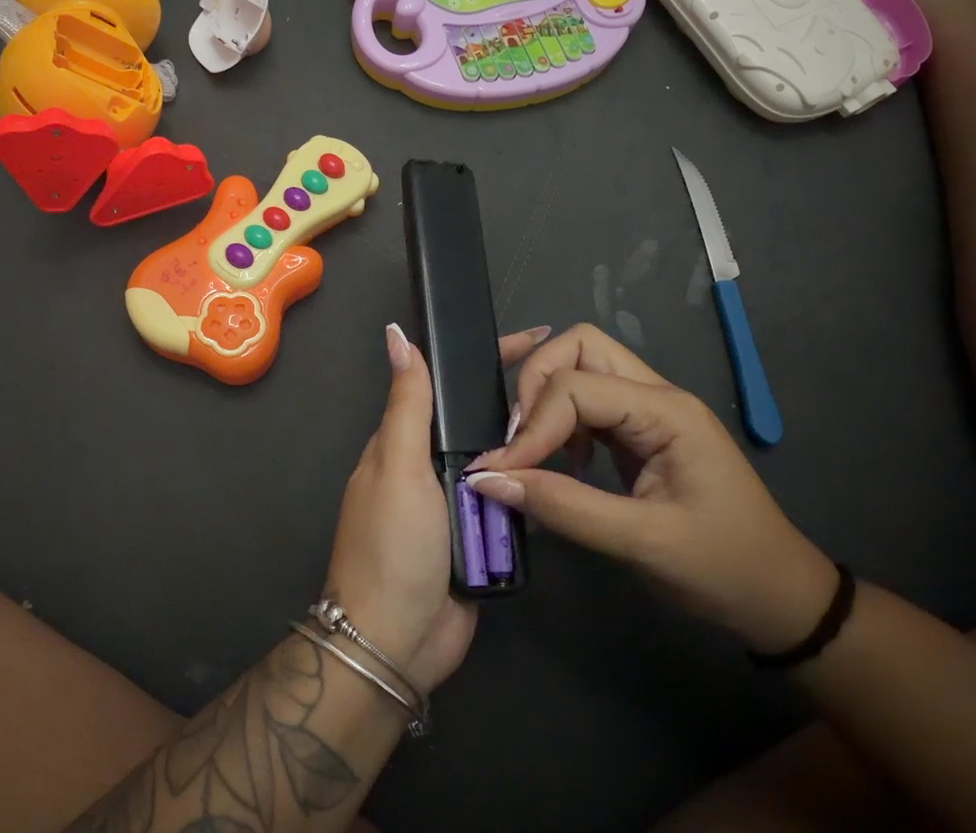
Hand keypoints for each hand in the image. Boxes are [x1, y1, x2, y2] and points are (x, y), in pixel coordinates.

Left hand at [322, 323, 547, 693]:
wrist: (398, 640)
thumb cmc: (392, 544)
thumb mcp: (397, 466)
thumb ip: (406, 404)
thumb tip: (395, 335)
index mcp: (400, 445)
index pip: (445, 387)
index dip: (485, 361)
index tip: (537, 340)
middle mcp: (427, 470)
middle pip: (479, 427)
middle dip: (519, 408)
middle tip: (576, 387)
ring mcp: (455, 507)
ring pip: (500, 465)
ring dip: (530, 451)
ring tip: (583, 424)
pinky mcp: (478, 540)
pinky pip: (509, 506)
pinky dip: (529, 493)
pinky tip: (567, 472)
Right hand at [463, 324, 835, 653]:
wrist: (779, 597)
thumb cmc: (723, 568)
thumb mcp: (643, 543)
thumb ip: (565, 507)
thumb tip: (488, 480)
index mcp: (666, 412)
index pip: (575, 387)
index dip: (531, 427)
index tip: (499, 473)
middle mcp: (656, 397)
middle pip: (578, 348)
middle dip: (535, 385)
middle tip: (518, 444)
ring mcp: (649, 413)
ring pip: (581, 369)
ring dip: (545, 403)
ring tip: (532, 455)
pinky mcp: (640, 435)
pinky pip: (588, 405)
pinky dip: (559, 424)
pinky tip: (560, 466)